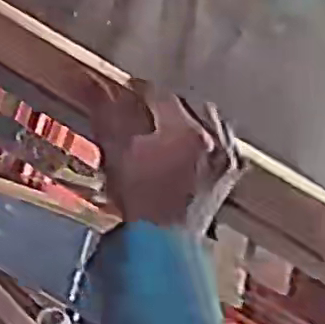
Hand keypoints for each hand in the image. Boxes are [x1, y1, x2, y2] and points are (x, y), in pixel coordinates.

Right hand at [93, 80, 240, 234]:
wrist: (163, 241)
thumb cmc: (137, 195)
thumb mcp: (112, 146)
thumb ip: (106, 109)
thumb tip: (94, 83)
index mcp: (186, 130)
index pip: (159, 92)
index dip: (136, 87)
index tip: (122, 87)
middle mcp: (215, 141)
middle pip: (190, 103)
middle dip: (165, 100)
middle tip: (142, 103)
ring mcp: (227, 160)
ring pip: (210, 121)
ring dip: (188, 116)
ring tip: (165, 122)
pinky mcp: (231, 176)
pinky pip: (222, 141)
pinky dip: (204, 135)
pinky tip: (185, 144)